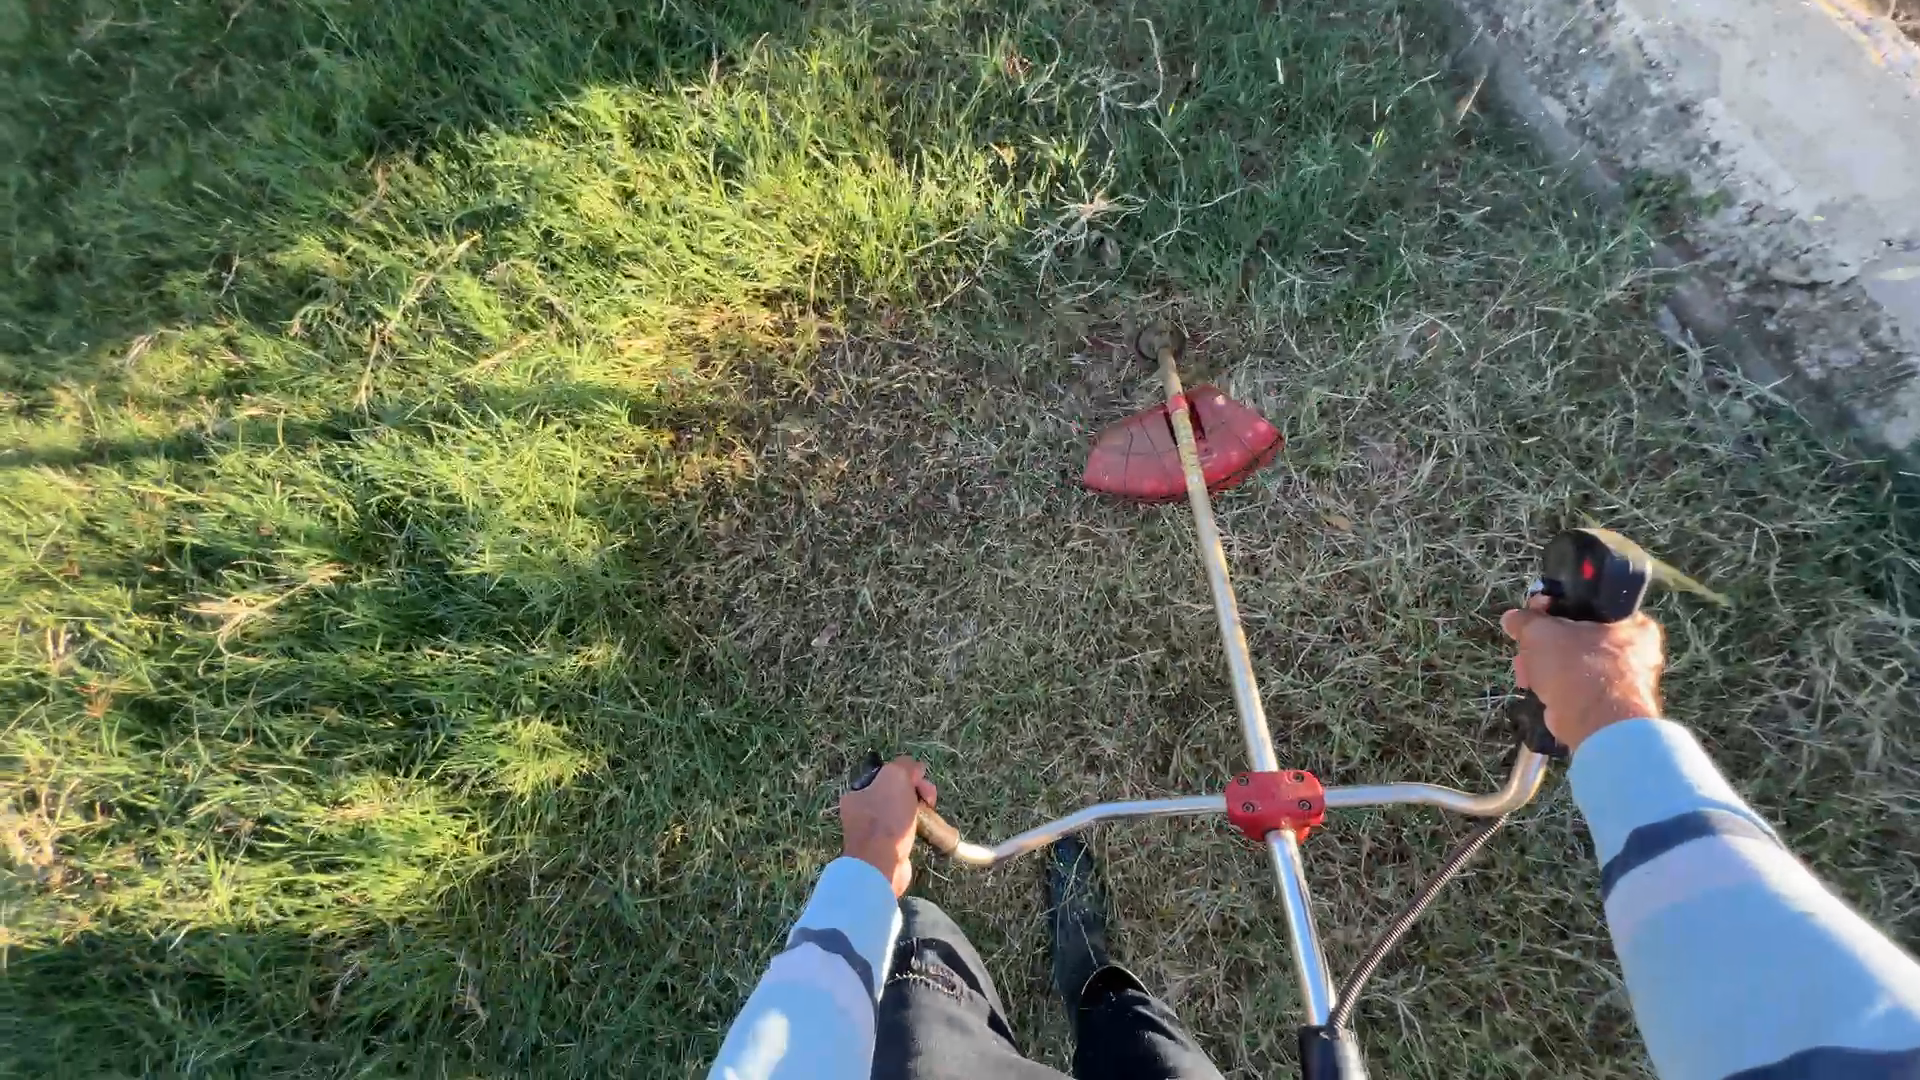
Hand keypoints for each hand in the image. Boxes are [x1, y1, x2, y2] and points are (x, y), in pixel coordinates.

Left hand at [841, 756, 936, 896]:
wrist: (881, 863)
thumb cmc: (886, 816)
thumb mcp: (895, 776)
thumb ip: (906, 765)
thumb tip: (916, 769)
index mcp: (858, 791)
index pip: (888, 774)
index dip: (908, 774)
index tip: (919, 781)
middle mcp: (861, 809)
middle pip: (897, 791)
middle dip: (917, 791)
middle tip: (929, 799)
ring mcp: (873, 830)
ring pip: (902, 810)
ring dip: (919, 810)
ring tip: (929, 815)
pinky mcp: (886, 848)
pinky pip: (904, 830)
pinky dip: (916, 828)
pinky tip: (923, 830)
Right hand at [1501, 595, 1666, 753]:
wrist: (1595, 722)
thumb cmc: (1576, 667)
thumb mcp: (1540, 631)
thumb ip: (1524, 619)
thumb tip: (1512, 618)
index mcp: (1632, 623)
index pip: (1585, 606)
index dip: (1552, 608)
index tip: (1532, 615)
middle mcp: (1635, 648)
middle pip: (1572, 635)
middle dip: (1540, 644)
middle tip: (1526, 649)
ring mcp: (1624, 676)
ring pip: (1570, 660)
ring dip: (1541, 664)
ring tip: (1528, 674)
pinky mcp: (1610, 699)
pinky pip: (1575, 681)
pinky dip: (1554, 683)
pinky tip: (1537, 687)